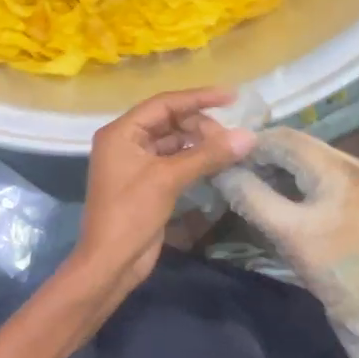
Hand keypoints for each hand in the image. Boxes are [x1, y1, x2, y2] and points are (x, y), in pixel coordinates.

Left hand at [72, 88, 256, 298]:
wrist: (110, 260)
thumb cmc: (131, 213)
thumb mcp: (169, 179)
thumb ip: (207, 155)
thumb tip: (248, 136)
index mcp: (121, 132)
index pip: (163, 104)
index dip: (198, 98)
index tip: (232, 97)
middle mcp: (124, 142)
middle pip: (168, 121)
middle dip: (200, 125)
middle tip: (230, 139)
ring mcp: (134, 163)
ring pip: (172, 141)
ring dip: (199, 143)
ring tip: (229, 150)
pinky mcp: (144, 183)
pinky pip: (172, 161)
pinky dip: (193, 160)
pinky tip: (217, 164)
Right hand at [213, 128, 358, 357]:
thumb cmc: (332, 268)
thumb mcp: (285, 232)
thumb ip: (250, 196)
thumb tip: (218, 172)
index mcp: (337, 168)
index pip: (282, 138)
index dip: (246, 145)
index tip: (218, 160)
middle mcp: (350, 163)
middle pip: (294, 144)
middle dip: (258, 155)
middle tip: (227, 173)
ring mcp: (355, 178)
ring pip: (302, 158)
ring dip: (271, 167)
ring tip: (244, 184)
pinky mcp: (354, 194)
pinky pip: (313, 173)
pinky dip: (288, 178)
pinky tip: (270, 194)